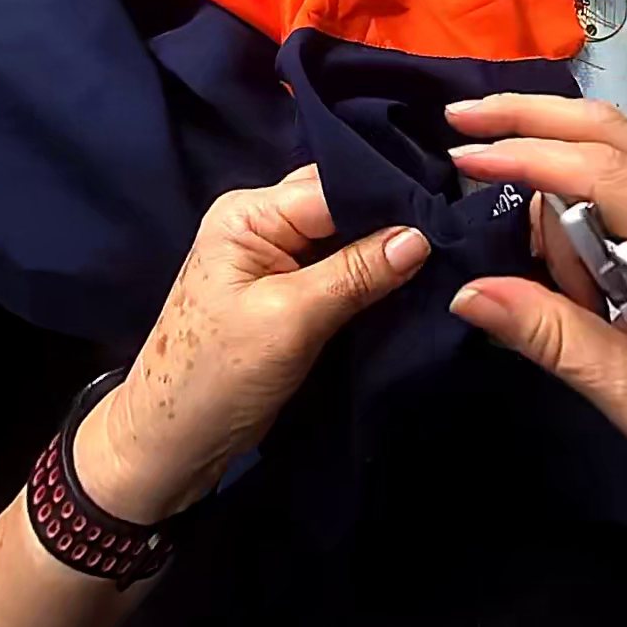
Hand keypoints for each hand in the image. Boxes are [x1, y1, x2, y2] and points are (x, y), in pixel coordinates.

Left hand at [72, 167, 430, 523]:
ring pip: (339, 237)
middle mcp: (258, 222)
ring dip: (382, 248)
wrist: (174, 438)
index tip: (447, 215)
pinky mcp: (283, 288)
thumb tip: (420, 235)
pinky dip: (367, 273)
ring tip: (445, 252)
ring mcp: (270, 256)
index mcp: (247, 213)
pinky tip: (410, 278)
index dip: (385, 199)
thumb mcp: (290, 319)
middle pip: (335, 206)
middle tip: (452, 232)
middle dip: (388, 219)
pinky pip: (334, 267)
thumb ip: (355, 273)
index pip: (328, 189)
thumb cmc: (218, 374)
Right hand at [442, 95, 626, 515]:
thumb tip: (469, 294)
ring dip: (541, 153)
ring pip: (602, 137)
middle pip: (605, 128)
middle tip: (461, 119)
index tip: (466, 160)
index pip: (607, 175)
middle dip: (526, 116)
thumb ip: (550, 339)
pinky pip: (603, 166)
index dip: (530, 157)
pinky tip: (542, 217)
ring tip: (520, 218)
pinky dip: (557, 173)